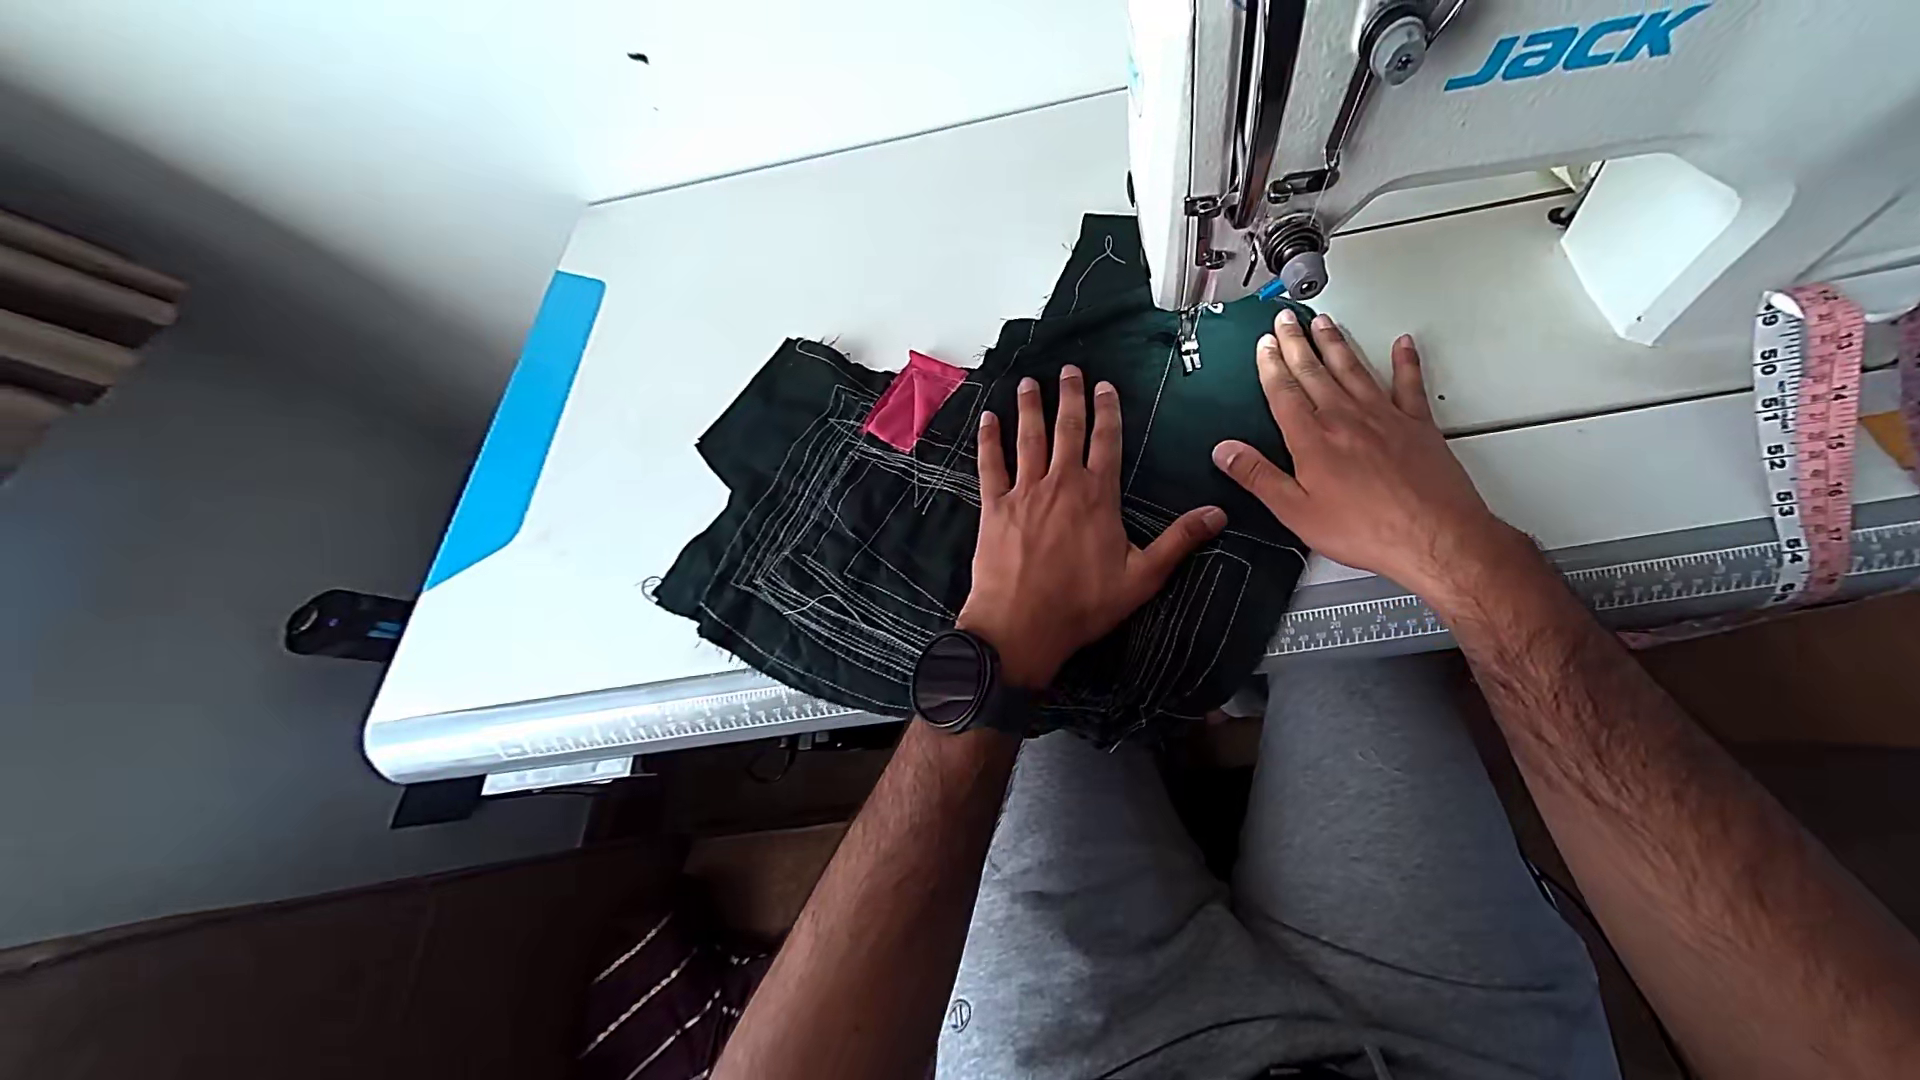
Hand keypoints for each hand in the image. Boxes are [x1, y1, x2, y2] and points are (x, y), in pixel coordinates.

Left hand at [958, 366, 1226, 688]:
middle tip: (1070, 369)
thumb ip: (1178, 541)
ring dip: (1031, 407)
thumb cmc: (1082, 605)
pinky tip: (988, 419)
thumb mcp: (1142, 577)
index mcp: (1097, 496)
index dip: (1107, 411)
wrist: (1021, 625)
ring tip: (1031, 382)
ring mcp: (1024, 492)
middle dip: (1070, 396)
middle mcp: (1061, 484)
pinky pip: (991, 464)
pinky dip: (989, 440)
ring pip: (1028, 438)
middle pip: (1067, 429)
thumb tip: (1218, 514)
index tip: (1104, 386)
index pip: (1107, 441)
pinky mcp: (994, 507)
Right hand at [1210, 309, 1534, 606]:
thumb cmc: (1366, 528)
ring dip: (1336, 344)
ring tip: (1324, 323)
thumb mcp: (1294, 511)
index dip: (1271, 366)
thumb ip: (1257, 476)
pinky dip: (1405, 361)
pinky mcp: (1418, 425)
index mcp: (1314, 440)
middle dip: (1297, 343)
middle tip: (1287, 320)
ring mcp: (1385, 417)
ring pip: (1354, 369)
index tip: (1265, 345)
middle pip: (1315, 372)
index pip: (1284, 392)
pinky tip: (1401, 345)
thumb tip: (1225, 452)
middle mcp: (1347, 419)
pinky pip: (1409, 383)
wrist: (1434, 538)